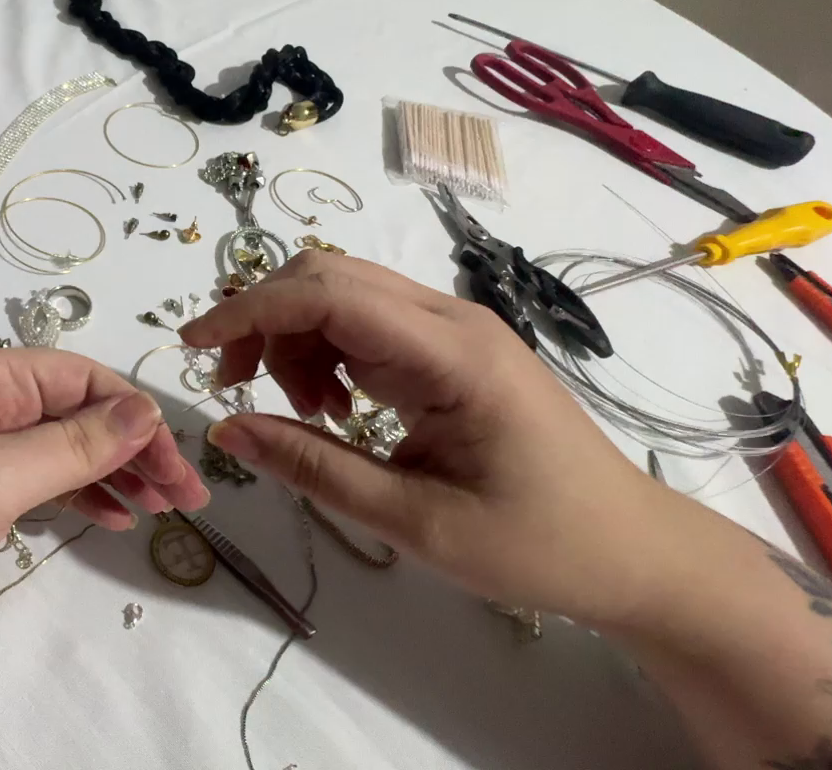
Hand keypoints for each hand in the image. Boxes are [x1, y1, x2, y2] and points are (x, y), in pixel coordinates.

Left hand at [0, 345, 208, 635]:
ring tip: (160, 510)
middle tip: (184, 497)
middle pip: (78, 412)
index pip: (81, 378)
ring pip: (65, 447)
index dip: (133, 415)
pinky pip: (43, 478)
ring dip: (114, 474)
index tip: (176, 462)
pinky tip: (114, 518)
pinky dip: (80, 494)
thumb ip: (74, 444)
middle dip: (132, 448)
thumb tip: (143, 409)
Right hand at [179, 250, 678, 625]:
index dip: (250, 310)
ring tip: (301, 413)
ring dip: (290, 341)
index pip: (328, 295)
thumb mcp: (414, 523)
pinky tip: (332, 407)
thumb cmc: (539, 544)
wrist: (638, 554)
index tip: (192, 345)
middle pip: (324, 278)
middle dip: (262, 321)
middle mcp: (448, 320)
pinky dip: (319, 353)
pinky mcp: (441, 346)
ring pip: (334, 295)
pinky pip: (356, 323)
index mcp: (451, 354)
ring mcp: (447, 328)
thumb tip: (223, 429)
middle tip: (236, 385)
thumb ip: (313, 468)